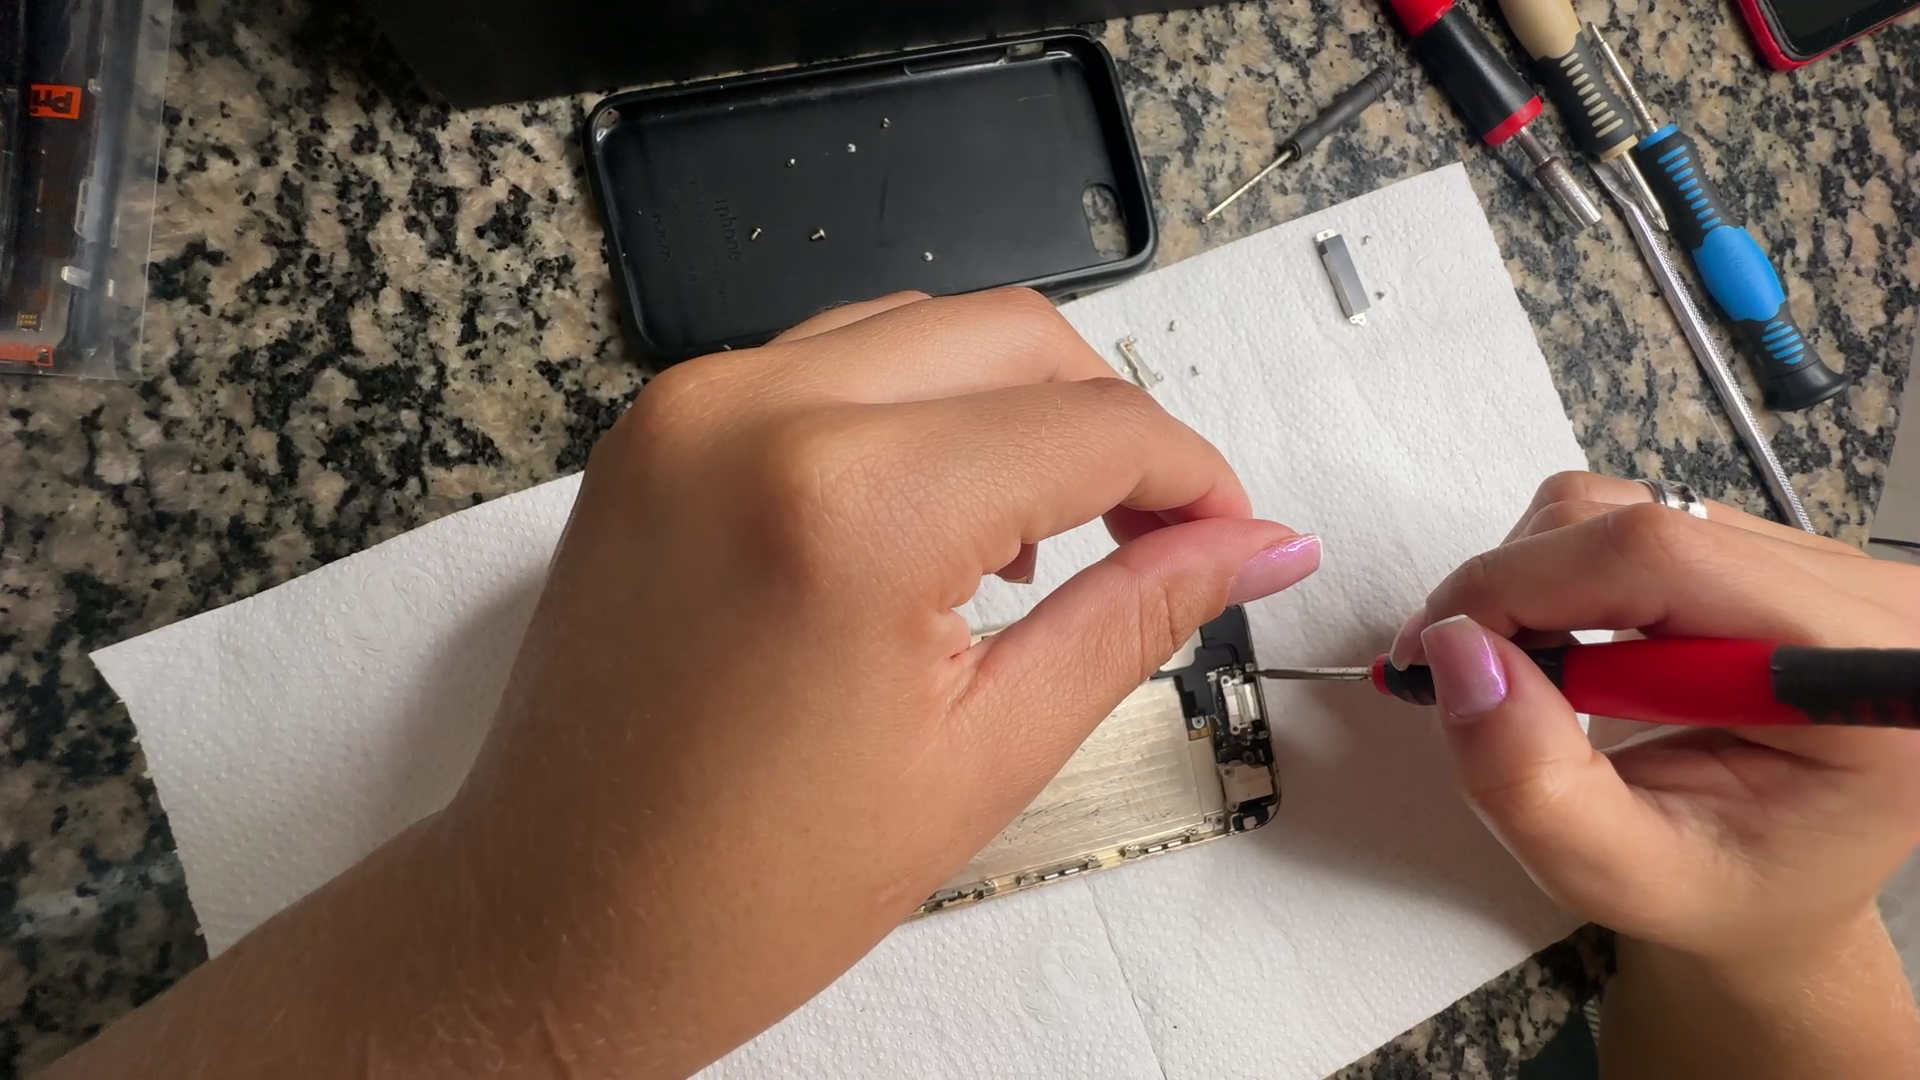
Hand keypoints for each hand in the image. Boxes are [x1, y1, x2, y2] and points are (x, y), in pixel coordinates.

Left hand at [438, 289, 1318, 1075]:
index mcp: (853, 506)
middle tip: (1149, 521)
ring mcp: (693, 402)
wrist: (554, 917)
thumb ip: (1135, 616)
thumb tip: (1252, 546)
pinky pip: (837, 362)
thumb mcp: (990, 751)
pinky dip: (920, 405)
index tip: (1227, 526)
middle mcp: (758, 410)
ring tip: (1038, 530)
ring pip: (925, 329)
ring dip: (1015, 405)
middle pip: (1014, 335)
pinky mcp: (663, 423)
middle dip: (1109, 417)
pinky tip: (936, 505)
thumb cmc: (758, 882)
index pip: (1087, 427)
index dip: (1188, 472)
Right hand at [1392, 471, 1919, 969]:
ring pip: (1601, 508)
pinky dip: (1539, 572)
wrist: (1763, 878)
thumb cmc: (1706, 888)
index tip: (1432, 654)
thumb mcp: (1607, 866)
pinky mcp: (1744, 552)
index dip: (1514, 586)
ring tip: (1519, 667)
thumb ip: (1527, 775)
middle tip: (1455, 671)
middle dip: (1501, 588)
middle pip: (1622, 522)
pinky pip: (1604, 518)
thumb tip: (1452, 646)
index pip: (1655, 558)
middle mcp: (1856, 597)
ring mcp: (1804, 563)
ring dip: (1518, 580)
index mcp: (1855, 683)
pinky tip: (1554, 640)